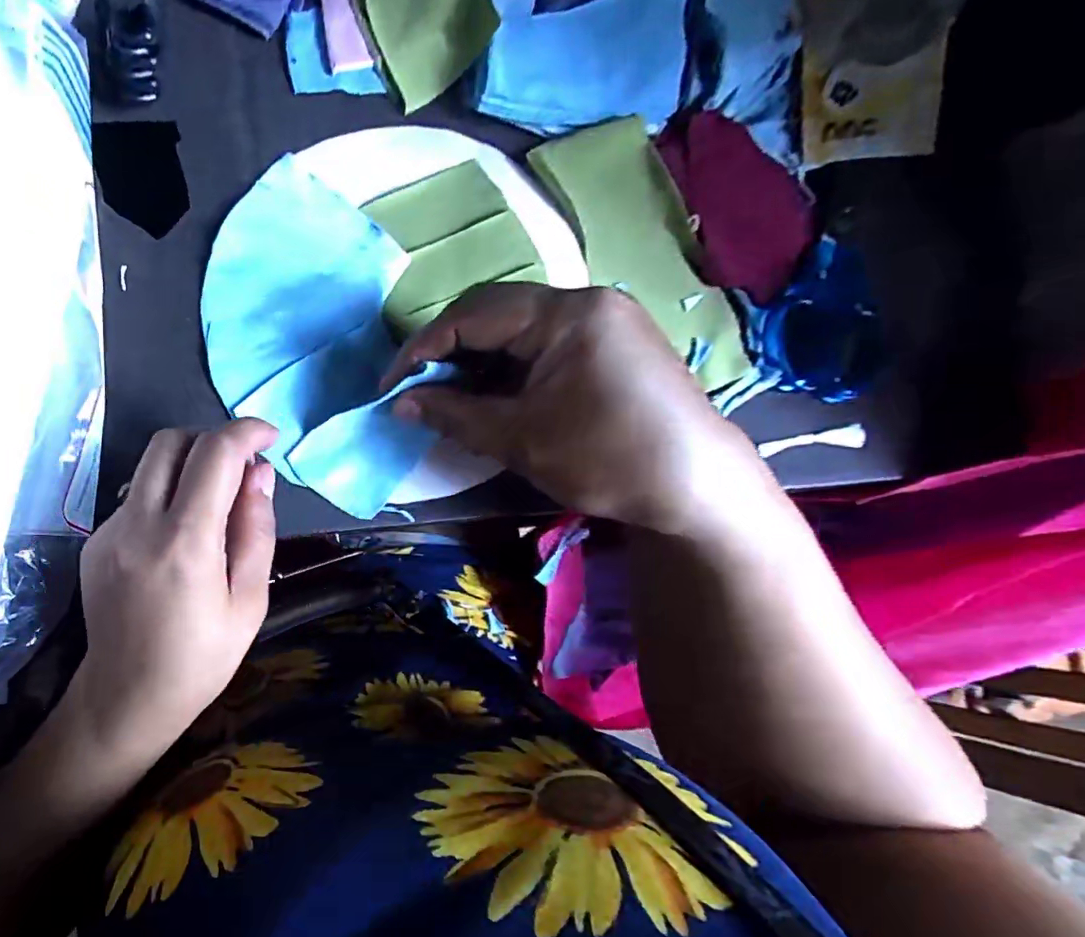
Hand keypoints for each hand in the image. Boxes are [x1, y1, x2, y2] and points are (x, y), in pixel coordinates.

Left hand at [74, 419, 277, 747]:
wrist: (126, 696)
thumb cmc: (201, 659)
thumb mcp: (249, 602)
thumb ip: (256, 531)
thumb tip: (259, 474)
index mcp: (185, 542)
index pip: (215, 453)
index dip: (246, 431)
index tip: (268, 437)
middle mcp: (139, 525)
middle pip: (171, 441)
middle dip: (211, 440)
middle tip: (238, 471)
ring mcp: (109, 531)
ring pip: (148, 467)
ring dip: (185, 467)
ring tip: (211, 509)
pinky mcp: (94, 542)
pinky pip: (134, 499)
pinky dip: (163, 499)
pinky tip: (176, 543)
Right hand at [382, 283, 768, 536]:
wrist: (695, 487)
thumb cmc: (605, 456)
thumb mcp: (519, 438)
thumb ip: (454, 414)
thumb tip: (400, 403)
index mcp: (565, 313)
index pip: (472, 315)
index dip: (422, 349)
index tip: (389, 386)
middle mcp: (585, 301)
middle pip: (494, 312)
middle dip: (447, 351)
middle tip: (417, 390)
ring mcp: (602, 320)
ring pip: (517, 330)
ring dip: (477, 361)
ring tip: (448, 398)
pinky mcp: (610, 344)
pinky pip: (542, 344)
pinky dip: (508, 369)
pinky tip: (492, 397)